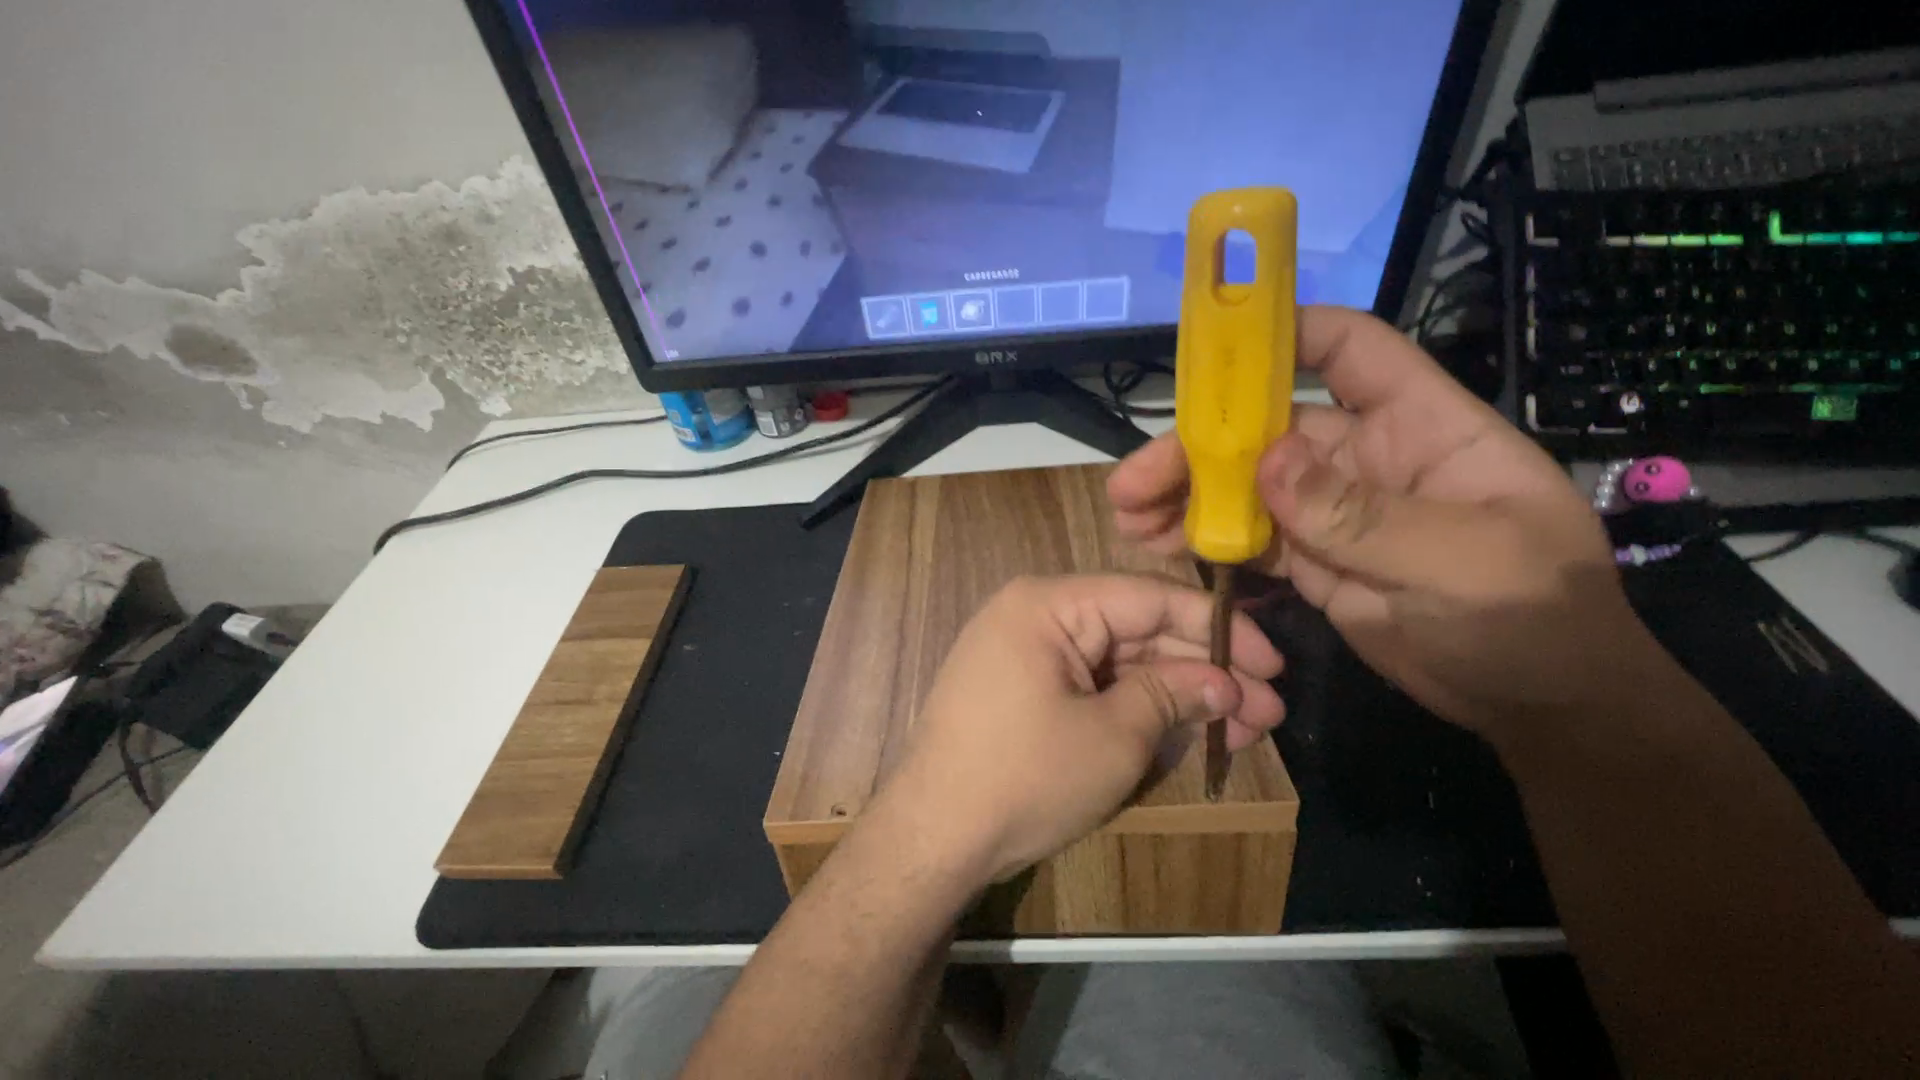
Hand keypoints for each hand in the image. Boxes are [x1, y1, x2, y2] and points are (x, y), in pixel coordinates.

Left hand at [869, 574, 1284, 884]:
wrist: (934, 837)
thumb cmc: (1025, 777)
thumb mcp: (1112, 736)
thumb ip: (1171, 695)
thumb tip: (1226, 681)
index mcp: (1048, 603)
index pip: (1149, 597)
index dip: (1218, 627)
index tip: (1274, 661)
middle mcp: (1034, 615)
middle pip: (1137, 630)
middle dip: (1205, 669)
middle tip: (1270, 707)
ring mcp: (1026, 655)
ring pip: (1119, 662)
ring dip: (1178, 692)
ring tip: (1245, 728)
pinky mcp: (1024, 692)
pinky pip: (1092, 685)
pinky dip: (1138, 706)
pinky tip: (1189, 729)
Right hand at [1110, 306, 1665, 739]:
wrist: (1541, 705)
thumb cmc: (1533, 618)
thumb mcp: (1462, 563)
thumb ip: (1363, 515)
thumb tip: (1267, 464)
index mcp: (1421, 425)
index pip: (1350, 350)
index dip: (1283, 335)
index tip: (1209, 352)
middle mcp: (1368, 455)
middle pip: (1269, 425)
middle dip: (1198, 444)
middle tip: (1133, 480)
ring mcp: (1335, 510)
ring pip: (1246, 483)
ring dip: (1186, 493)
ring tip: (1128, 516)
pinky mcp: (1313, 560)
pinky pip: (1249, 537)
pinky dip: (1202, 539)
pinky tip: (1156, 546)